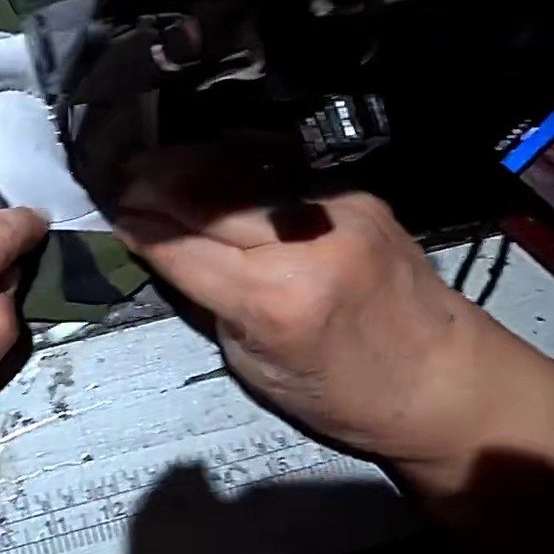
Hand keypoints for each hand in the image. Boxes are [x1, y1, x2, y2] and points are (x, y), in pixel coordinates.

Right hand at [110, 146, 538, 474]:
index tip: (108, 214)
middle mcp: (304, 243)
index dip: (138, 228)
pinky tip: (201, 162)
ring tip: (147, 163)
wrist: (446, 382)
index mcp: (271, 299)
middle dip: (152, 186)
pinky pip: (273, 172)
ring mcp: (336, 211)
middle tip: (116, 178)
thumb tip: (160, 249)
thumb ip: (203, 296)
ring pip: (239, 173)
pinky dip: (226, 165)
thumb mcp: (246, 359)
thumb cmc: (335, 391)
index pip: (180, 248)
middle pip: (206, 200)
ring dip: (185, 164)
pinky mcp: (355, 195)